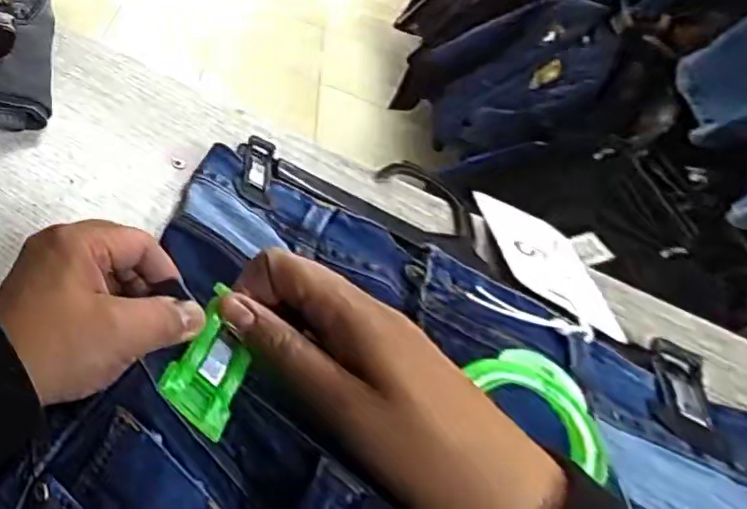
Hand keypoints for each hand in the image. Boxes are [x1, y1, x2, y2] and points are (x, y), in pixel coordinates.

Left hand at [0, 221, 206, 404]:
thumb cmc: (62, 346)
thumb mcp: (121, 334)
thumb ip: (164, 319)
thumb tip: (196, 314)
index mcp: (78, 238)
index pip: (139, 242)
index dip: (166, 273)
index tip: (180, 310)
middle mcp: (59, 239)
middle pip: (119, 252)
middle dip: (144, 288)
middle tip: (159, 325)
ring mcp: (42, 260)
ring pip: (100, 269)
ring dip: (124, 297)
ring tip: (135, 334)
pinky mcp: (34, 284)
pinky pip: (79, 282)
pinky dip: (100, 302)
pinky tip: (107, 333)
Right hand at [218, 249, 565, 508]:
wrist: (518, 496)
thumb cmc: (422, 451)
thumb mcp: (343, 404)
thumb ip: (284, 350)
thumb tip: (228, 304)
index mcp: (351, 307)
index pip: (278, 262)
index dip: (249, 291)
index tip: (239, 340)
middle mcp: (365, 304)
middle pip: (295, 280)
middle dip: (264, 311)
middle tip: (257, 366)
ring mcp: (383, 327)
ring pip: (314, 307)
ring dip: (287, 331)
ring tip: (286, 380)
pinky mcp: (396, 352)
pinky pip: (337, 330)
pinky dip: (314, 346)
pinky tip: (322, 387)